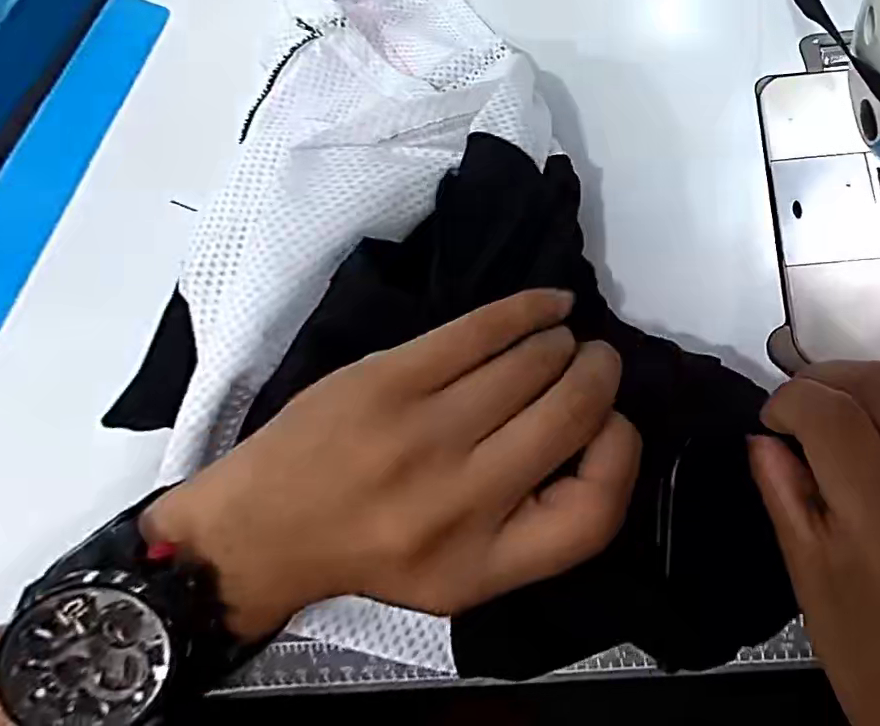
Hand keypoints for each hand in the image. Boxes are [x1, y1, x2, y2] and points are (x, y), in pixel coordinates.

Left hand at [143, 289, 641, 638]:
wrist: (258, 530)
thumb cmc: (382, 550)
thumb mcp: (471, 574)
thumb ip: (545, 518)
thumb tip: (606, 419)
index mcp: (484, 561)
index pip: (598, 507)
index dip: (621, 450)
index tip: (606, 425)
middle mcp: (458, 500)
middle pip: (574, 409)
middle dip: (599, 372)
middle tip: (594, 361)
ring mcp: (420, 432)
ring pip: (535, 359)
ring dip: (561, 343)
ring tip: (557, 343)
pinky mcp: (389, 377)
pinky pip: (488, 325)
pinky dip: (534, 306)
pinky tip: (550, 306)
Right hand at [748, 361, 879, 725]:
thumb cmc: (873, 658)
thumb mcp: (808, 580)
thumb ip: (782, 492)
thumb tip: (764, 431)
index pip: (837, 420)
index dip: (793, 399)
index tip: (772, 417)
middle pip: (879, 387)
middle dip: (823, 380)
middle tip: (793, 409)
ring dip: (855, 402)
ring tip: (828, 438)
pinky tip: (871, 463)